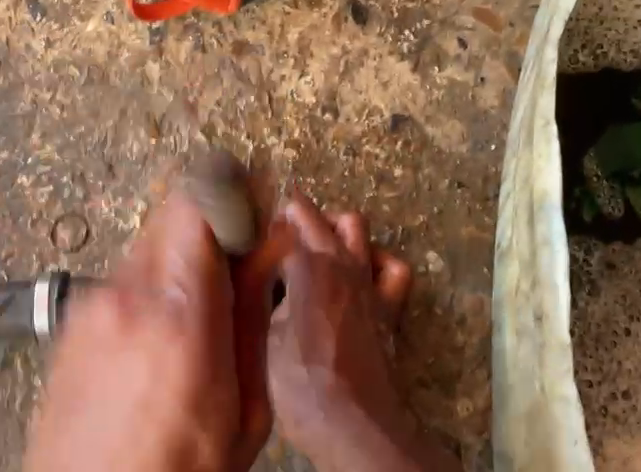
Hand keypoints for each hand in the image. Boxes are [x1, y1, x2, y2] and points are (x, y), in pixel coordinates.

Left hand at [25, 189, 267, 471]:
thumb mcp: (243, 411)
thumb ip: (254, 314)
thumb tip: (273, 247)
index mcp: (180, 318)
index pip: (202, 199)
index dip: (236, 193)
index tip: (257, 211)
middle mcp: (128, 297)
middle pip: (177, 209)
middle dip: (214, 223)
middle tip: (237, 261)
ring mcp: (93, 304)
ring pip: (152, 238)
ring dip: (183, 254)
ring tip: (200, 310)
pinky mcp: (73, 317)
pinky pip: (124, 273)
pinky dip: (152, 283)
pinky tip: (162, 334)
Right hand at [248, 195, 456, 471]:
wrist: (353, 424)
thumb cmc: (299, 382)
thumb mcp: (264, 334)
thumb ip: (265, 293)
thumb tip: (262, 274)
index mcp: (305, 263)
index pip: (278, 226)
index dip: (260, 231)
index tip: (248, 241)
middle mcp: (339, 260)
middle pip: (314, 216)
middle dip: (292, 217)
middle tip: (272, 236)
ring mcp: (368, 280)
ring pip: (355, 225)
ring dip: (333, 226)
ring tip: (315, 245)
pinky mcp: (388, 304)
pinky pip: (392, 267)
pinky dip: (377, 260)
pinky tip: (361, 272)